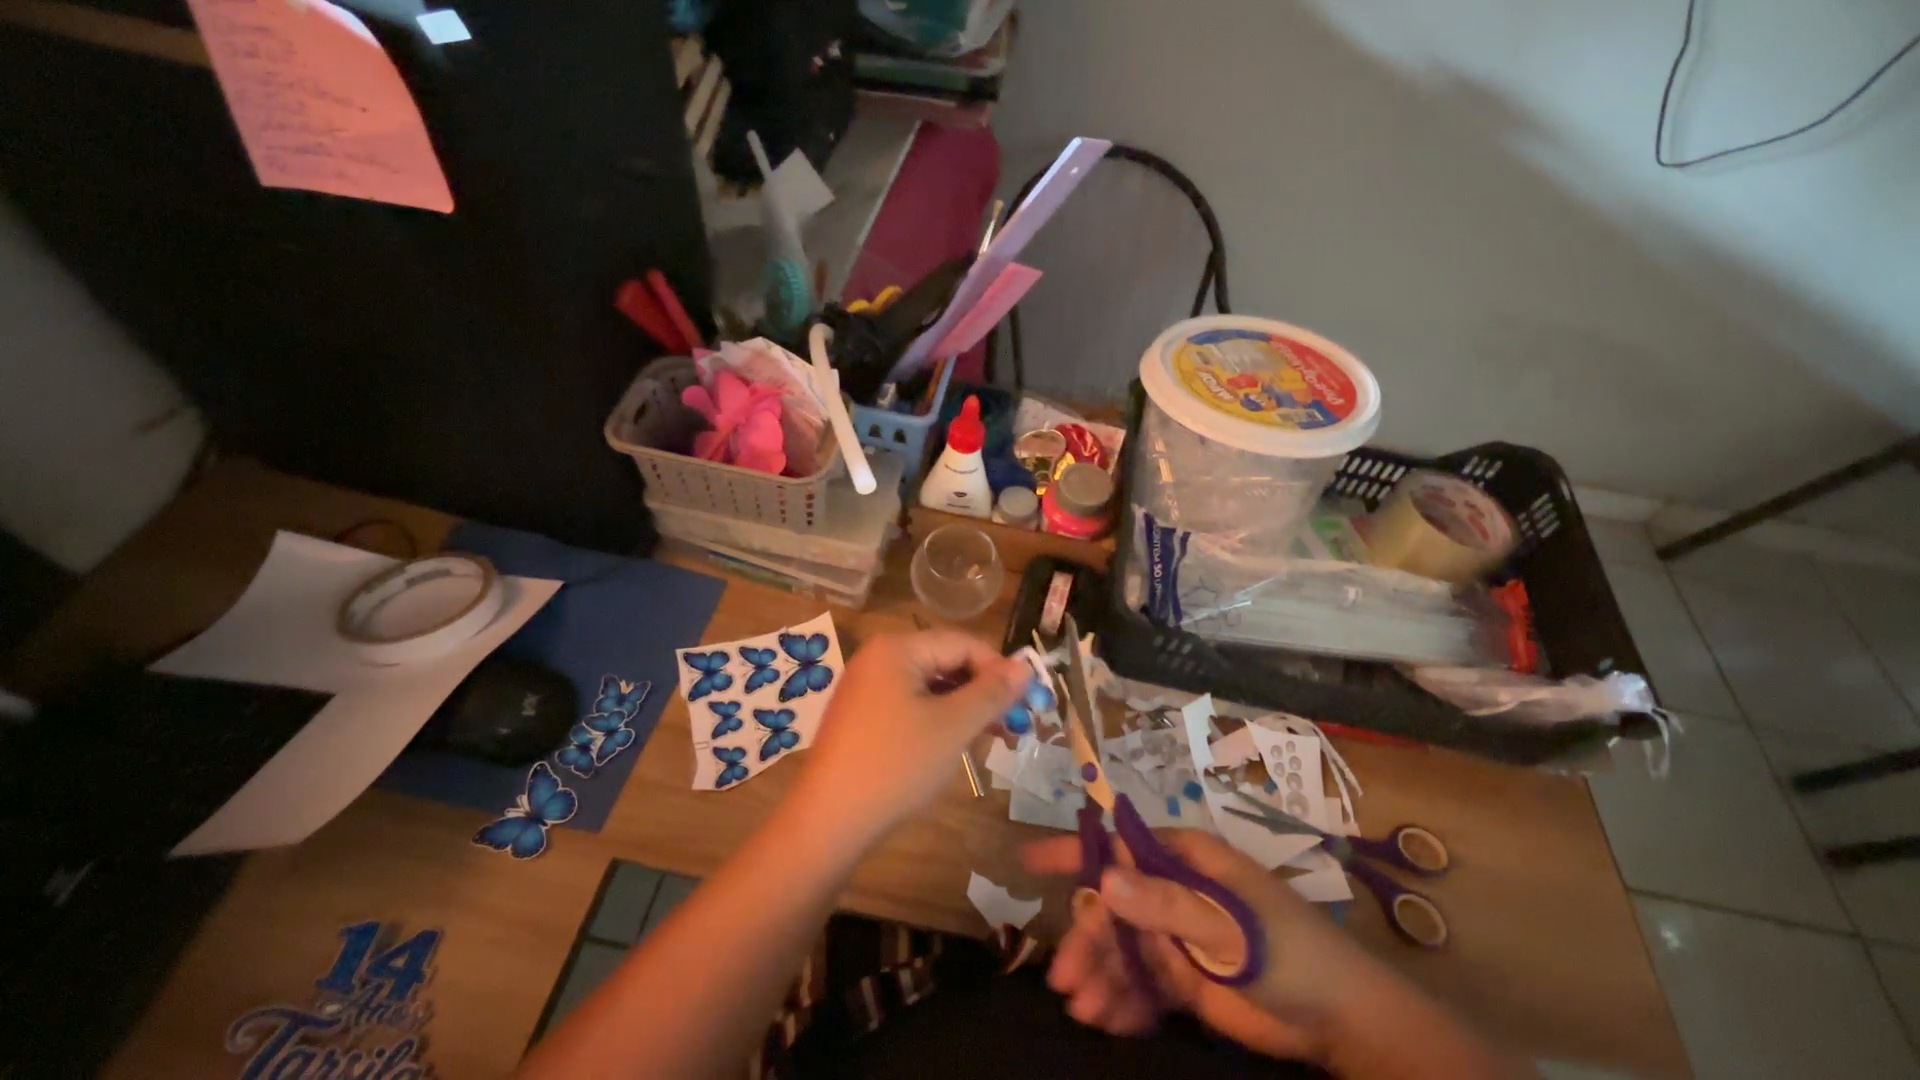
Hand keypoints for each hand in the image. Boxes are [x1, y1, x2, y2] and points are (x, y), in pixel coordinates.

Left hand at [792, 630, 1029, 831]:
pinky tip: (957, 745)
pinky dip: (939, 720)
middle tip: (1015, 724)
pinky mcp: (862, 717)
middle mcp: (877, 659)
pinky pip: (910, 705)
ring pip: (930, 687)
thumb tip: (1025, 667)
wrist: (830, 820)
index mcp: (896, 649)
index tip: (1027, 703)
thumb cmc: (896, 765)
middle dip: (983, 691)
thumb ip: (992, 692)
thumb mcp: (953, 727)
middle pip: (945, 661)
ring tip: (995, 738)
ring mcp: (866, 688)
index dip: (999, 670)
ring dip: (965, 708)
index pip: (963, 643)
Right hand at [1022, 829, 1392, 1064]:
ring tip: (1087, 1012)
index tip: (1027, 860)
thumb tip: (1105, 877)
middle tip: (1065, 981)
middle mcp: (1175, 892)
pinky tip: (1110, 1023)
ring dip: (1100, 978)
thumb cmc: (1291, 954)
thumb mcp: (1230, 927)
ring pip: (1121, 951)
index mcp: (1188, 861)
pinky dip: (1123, 1003)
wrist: (1343, 1021)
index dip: (1074, 851)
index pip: (1121, 845)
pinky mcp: (1184, 979)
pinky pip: (1140, 985)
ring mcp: (1178, 937)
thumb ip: (1167, 903)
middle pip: (1113, 909)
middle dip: (1088, 942)